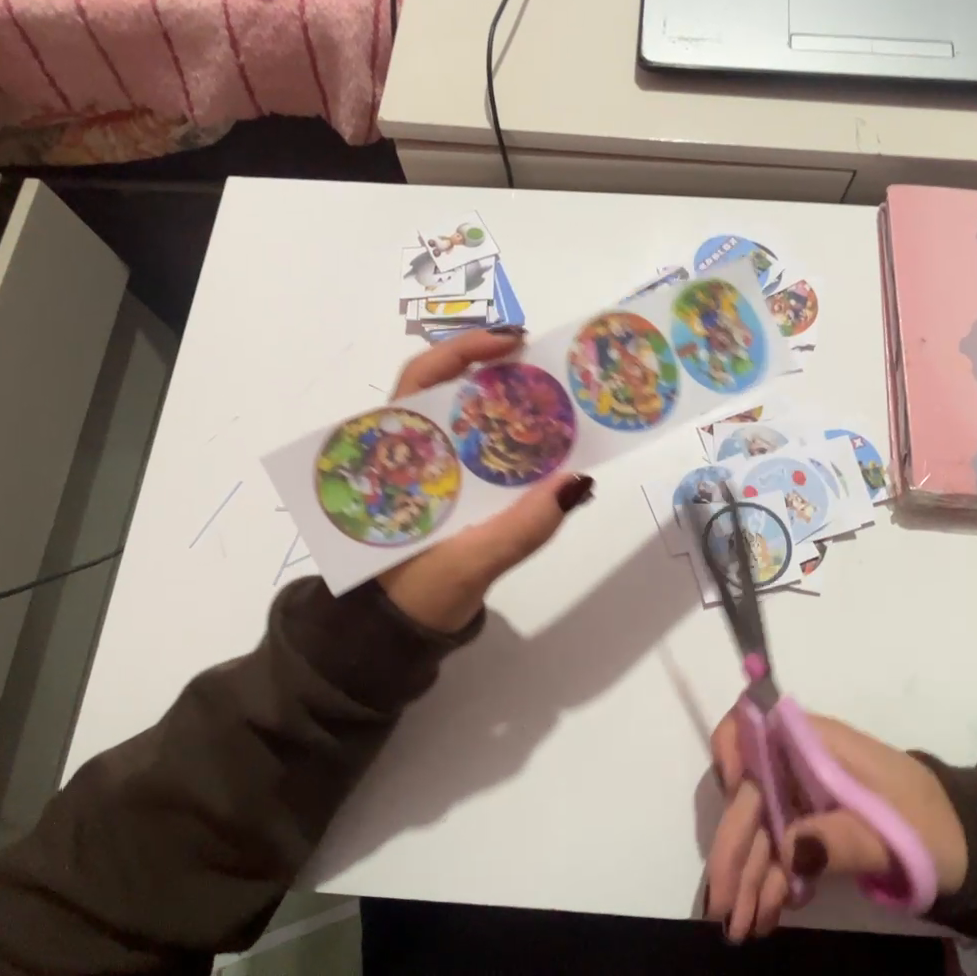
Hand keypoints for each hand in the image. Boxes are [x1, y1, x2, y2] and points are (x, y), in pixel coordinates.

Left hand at [375, 330, 592, 633]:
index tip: (512, 341)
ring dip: (503, 398)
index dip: (465, 350)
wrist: (399, 633)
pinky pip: (477, 448)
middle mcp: (409, 451)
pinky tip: (539, 437)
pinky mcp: (448, 488)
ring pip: (464, 415)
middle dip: (493, 366)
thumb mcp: (473, 562)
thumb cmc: (421, 594)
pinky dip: (508, 434)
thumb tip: (579, 480)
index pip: (423, 379)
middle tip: (545, 360)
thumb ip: (524, 526)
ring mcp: (430, 468)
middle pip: (447, 387)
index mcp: (397, 457)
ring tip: (550, 390)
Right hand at [703, 710, 968, 942]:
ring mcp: (802, 799)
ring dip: (745, 877)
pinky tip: (764, 917)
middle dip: (732, 848)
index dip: (733, 750)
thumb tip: (789, 848)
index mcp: (818, 745)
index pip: (754, 723)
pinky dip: (767, 884)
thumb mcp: (893, 834)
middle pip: (748, 794)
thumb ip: (842, 839)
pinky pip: (777, 852)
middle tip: (723, 907)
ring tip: (740, 928)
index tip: (734, 794)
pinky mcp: (810, 831)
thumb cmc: (931, 825)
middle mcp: (799, 766)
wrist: (968, 847)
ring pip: (758, 829)